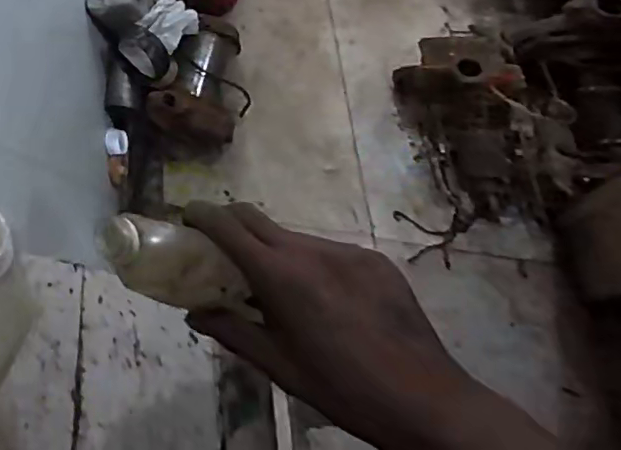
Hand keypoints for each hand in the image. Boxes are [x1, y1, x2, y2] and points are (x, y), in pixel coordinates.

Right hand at [183, 202, 555, 449]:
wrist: (434, 405)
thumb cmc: (346, 391)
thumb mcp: (282, 368)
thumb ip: (232, 332)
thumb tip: (193, 313)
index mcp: (281, 276)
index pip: (226, 225)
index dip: (200, 214)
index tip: (186, 218)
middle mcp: (308, 250)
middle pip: (253, 216)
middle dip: (230, 222)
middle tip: (221, 247)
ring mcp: (344, 250)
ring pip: (292, 234)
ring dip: (273, 247)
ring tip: (282, 286)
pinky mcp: (373, 258)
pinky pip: (327, 250)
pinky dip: (312, 263)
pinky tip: (328, 300)